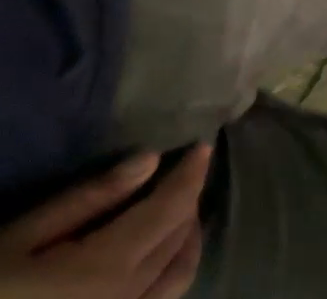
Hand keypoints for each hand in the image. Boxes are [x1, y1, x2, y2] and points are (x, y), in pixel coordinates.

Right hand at [0, 147, 211, 298]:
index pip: (171, 208)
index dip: (190, 175)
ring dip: (187, 237)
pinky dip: (175, 270)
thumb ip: (88, 200)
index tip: (202, 148)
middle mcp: (129, 295)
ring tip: (179, 211)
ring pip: (180, 272)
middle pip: (179, 237)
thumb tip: (149, 160)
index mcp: (108, 267)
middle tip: (185, 174)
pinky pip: (162, 298)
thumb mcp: (16, 241)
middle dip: (187, 201)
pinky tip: (161, 257)